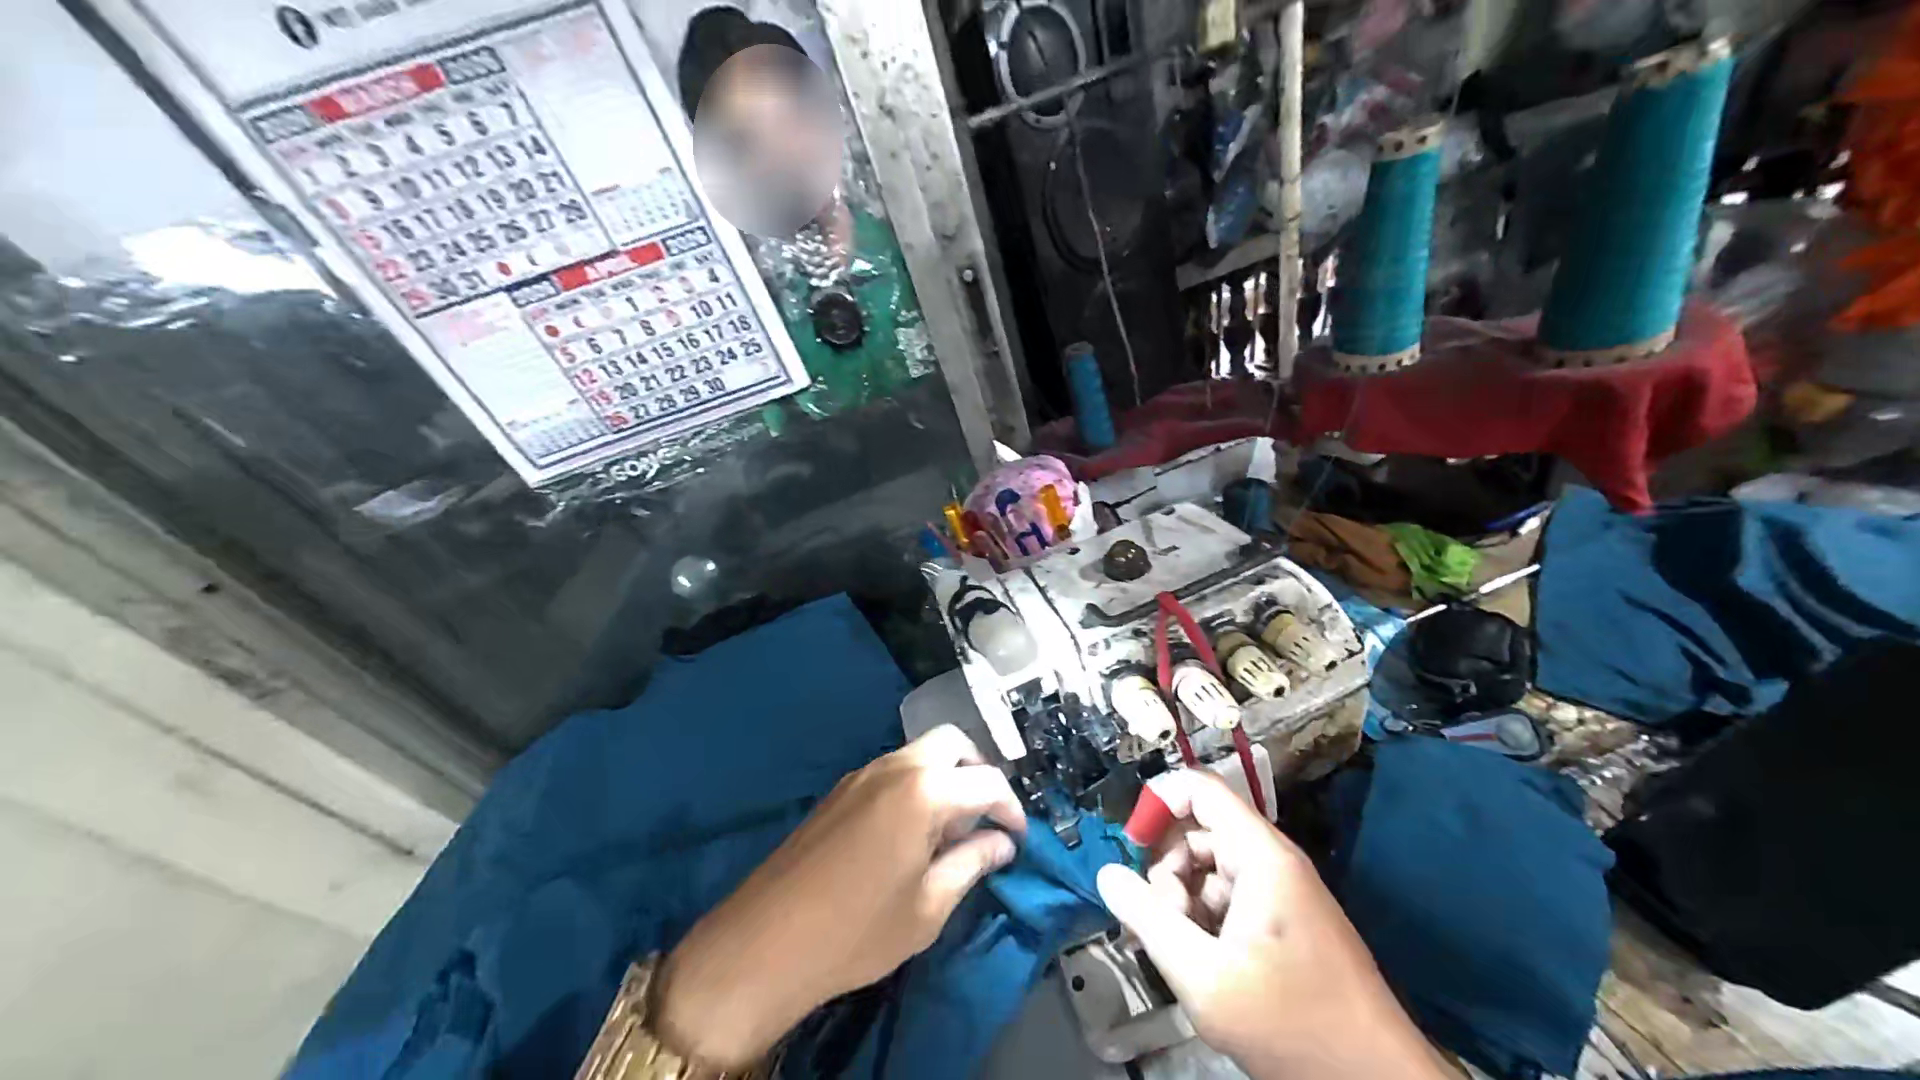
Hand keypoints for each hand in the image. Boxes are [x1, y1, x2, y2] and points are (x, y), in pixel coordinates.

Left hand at [657, 725, 1025, 1067]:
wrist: (765, 941)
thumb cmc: (858, 930)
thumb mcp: (929, 906)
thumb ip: (972, 863)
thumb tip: (1002, 843)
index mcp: (924, 790)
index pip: (987, 782)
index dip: (1011, 809)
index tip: (1017, 840)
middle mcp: (895, 767)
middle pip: (952, 743)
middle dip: (978, 771)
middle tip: (985, 818)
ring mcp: (863, 774)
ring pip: (920, 752)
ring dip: (946, 776)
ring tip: (949, 829)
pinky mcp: (841, 789)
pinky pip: (893, 769)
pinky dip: (917, 784)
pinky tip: (911, 831)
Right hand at [1096, 770, 1452, 1079]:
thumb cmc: (1292, 1026)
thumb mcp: (1203, 975)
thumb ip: (1147, 918)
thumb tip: (1106, 872)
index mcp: (1260, 855)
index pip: (1199, 789)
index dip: (1158, 803)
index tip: (1131, 846)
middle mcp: (1270, 862)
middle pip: (1197, 832)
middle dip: (1167, 869)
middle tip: (1161, 922)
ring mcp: (1277, 893)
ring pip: (1207, 869)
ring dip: (1181, 900)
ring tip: (1181, 952)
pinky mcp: (1279, 923)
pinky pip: (1225, 899)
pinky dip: (1201, 919)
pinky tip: (1198, 962)